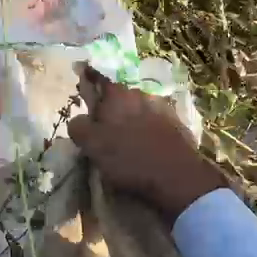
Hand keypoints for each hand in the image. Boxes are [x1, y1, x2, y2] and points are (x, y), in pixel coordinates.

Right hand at [68, 67, 223, 222]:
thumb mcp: (92, 145)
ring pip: (140, 109)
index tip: (84, 82)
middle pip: (120, 96)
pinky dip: (150, 130)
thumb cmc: (129, 158)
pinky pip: (157, 123)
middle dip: (112, 107)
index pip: (98, 78)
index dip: (89, 80)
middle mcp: (140, 94)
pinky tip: (149, 147)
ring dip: (133, 119)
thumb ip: (79, 127)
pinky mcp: (178, 125)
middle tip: (105, 127)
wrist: (177, 177)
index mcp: (117, 95)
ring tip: (129, 140)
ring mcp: (162, 108)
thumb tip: (78, 120)